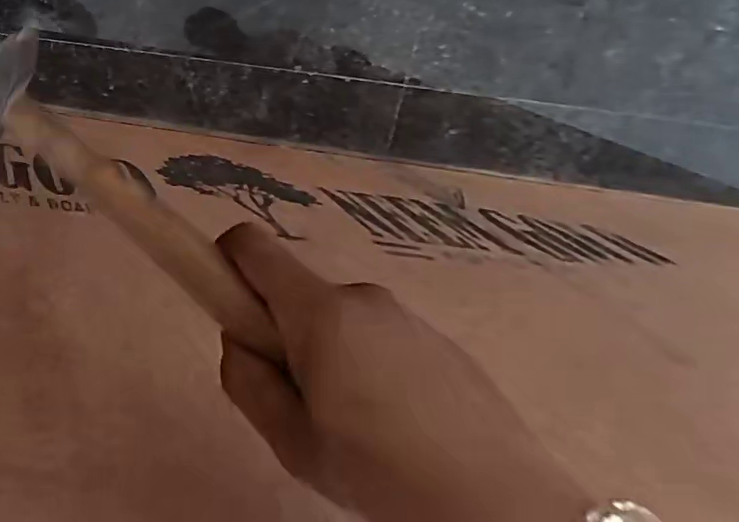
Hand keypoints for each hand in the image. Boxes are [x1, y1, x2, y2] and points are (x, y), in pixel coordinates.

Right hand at [215, 223, 589, 521]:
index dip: (225, 260)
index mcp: (317, 310)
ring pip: (342, 320)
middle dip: (286, 330)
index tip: (232, 307)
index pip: (250, 244)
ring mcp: (407, 316)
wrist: (513, 513)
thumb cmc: (383, 472)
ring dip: (334, 353)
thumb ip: (246, 380)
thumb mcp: (292, 442)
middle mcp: (359, 296)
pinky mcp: (445, 342)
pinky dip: (376, 367)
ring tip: (364, 425)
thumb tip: (239, 341)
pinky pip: (384, 339)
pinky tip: (405, 428)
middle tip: (307, 399)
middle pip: (297, 292)